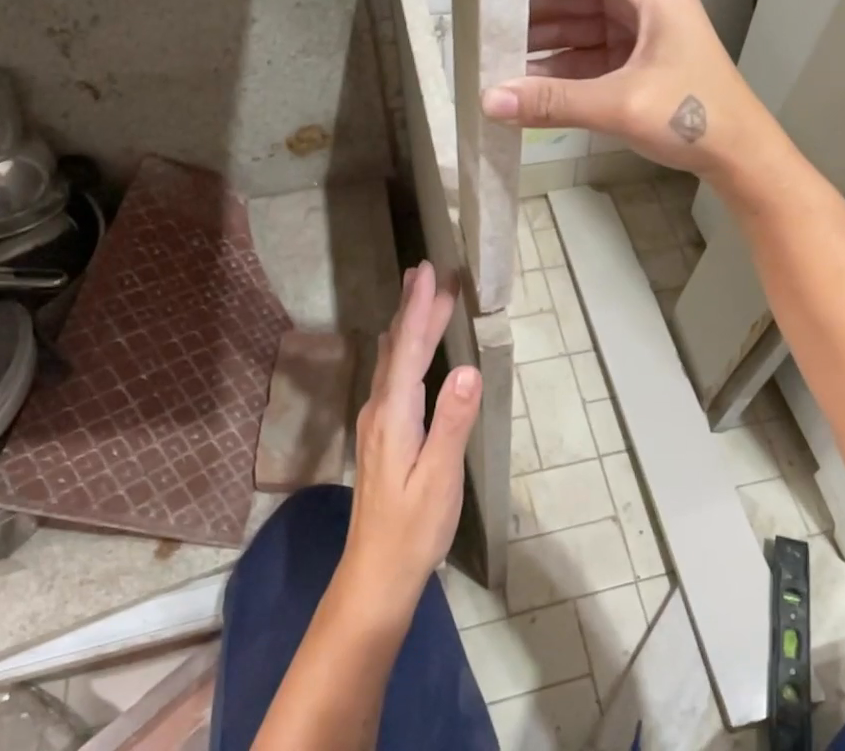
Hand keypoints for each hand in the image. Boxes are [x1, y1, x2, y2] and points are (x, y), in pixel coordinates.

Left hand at [340, 261, 480, 598]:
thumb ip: (453, 422)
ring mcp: (378, 423)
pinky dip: (407, 352)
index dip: (419, 310)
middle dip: (414, 309)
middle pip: (397, 348)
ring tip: (425, 299)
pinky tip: (411, 352)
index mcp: (394, 416)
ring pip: (394, 362)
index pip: (407, 350)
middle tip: (429, 272)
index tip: (429, 273)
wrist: (377, 572)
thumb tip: (467, 368)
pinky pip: (395, 378)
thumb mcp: (440, 478)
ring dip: (410, 327)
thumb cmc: (413, 528)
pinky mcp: (383, 435)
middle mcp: (380, 411)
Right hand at [478, 0, 780, 182]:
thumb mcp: (619, 105)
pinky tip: (520, 82)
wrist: (740, 154)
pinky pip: (584, 53)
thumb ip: (551, 101)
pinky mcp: (634, 57)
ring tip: (486, 57)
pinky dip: (555, 68)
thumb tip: (488, 101)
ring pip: (572, 25)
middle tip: (473, 28)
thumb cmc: (694, 117)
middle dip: (523, 13)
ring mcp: (637, 27)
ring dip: (535, 43)